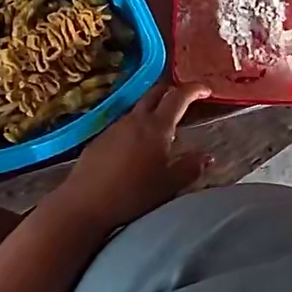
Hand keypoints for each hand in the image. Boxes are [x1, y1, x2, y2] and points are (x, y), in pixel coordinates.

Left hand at [50, 81, 210, 229]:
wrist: (85, 203)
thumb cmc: (132, 194)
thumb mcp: (169, 185)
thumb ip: (190, 168)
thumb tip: (207, 156)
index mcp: (157, 127)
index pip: (178, 97)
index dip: (194, 89)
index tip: (206, 89)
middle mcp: (135, 120)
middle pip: (155, 93)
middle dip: (172, 91)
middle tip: (185, 99)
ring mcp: (115, 127)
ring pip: (138, 109)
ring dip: (153, 110)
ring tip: (163, 128)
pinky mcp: (100, 138)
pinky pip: (124, 124)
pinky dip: (137, 126)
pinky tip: (137, 146)